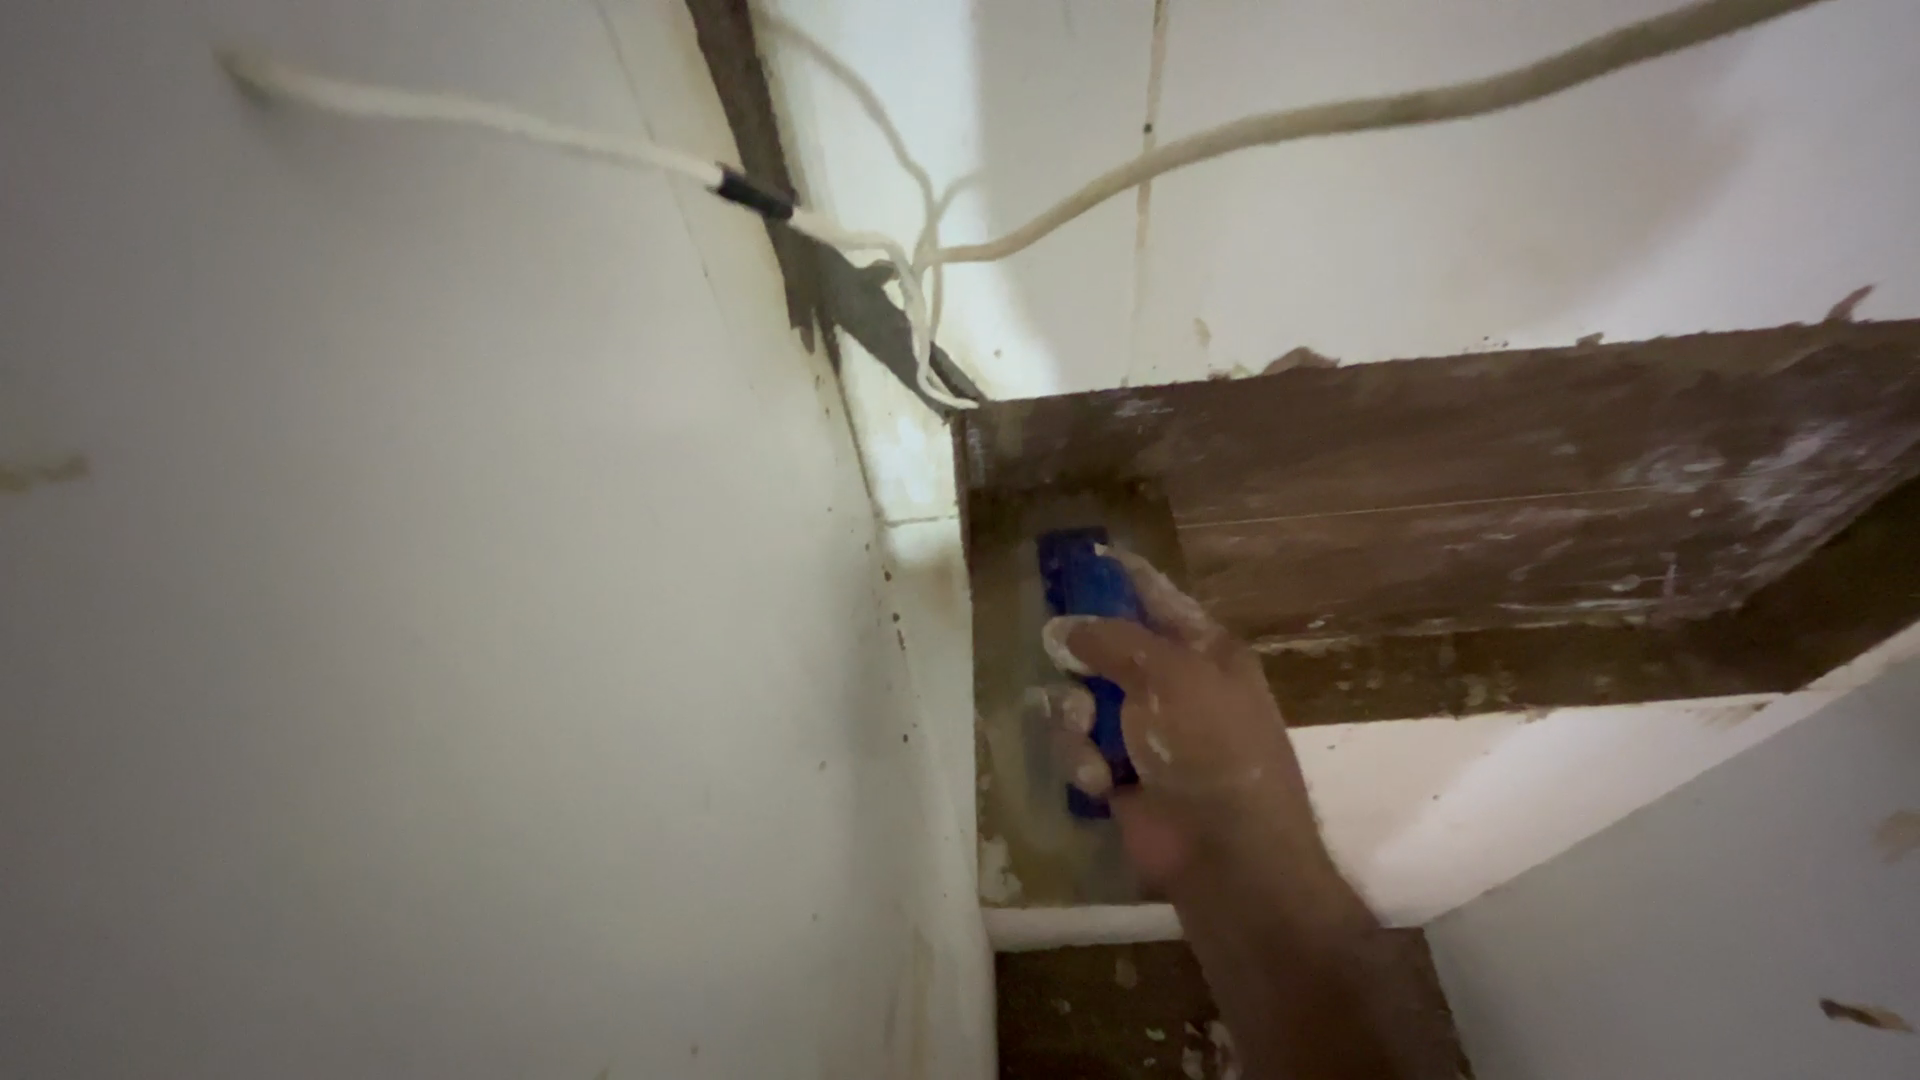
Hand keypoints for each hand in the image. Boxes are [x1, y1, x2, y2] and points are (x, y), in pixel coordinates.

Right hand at [1030, 549, 1321, 889]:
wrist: (1227, 857)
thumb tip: (1059, 628)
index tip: (1086, 558)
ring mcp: (1146, 731)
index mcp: (1204, 651)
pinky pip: (1079, 746)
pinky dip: (1083, 760)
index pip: (1157, 597)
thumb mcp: (1169, 676)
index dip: (1123, 576)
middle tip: (1061, 657)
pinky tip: (1099, 781)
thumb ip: (1111, 640)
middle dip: (1082, 657)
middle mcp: (1174, 685)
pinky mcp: (1119, 772)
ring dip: (1078, 719)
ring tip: (1091, 740)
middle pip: (1107, 647)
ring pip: (1081, 698)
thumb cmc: (1211, 749)